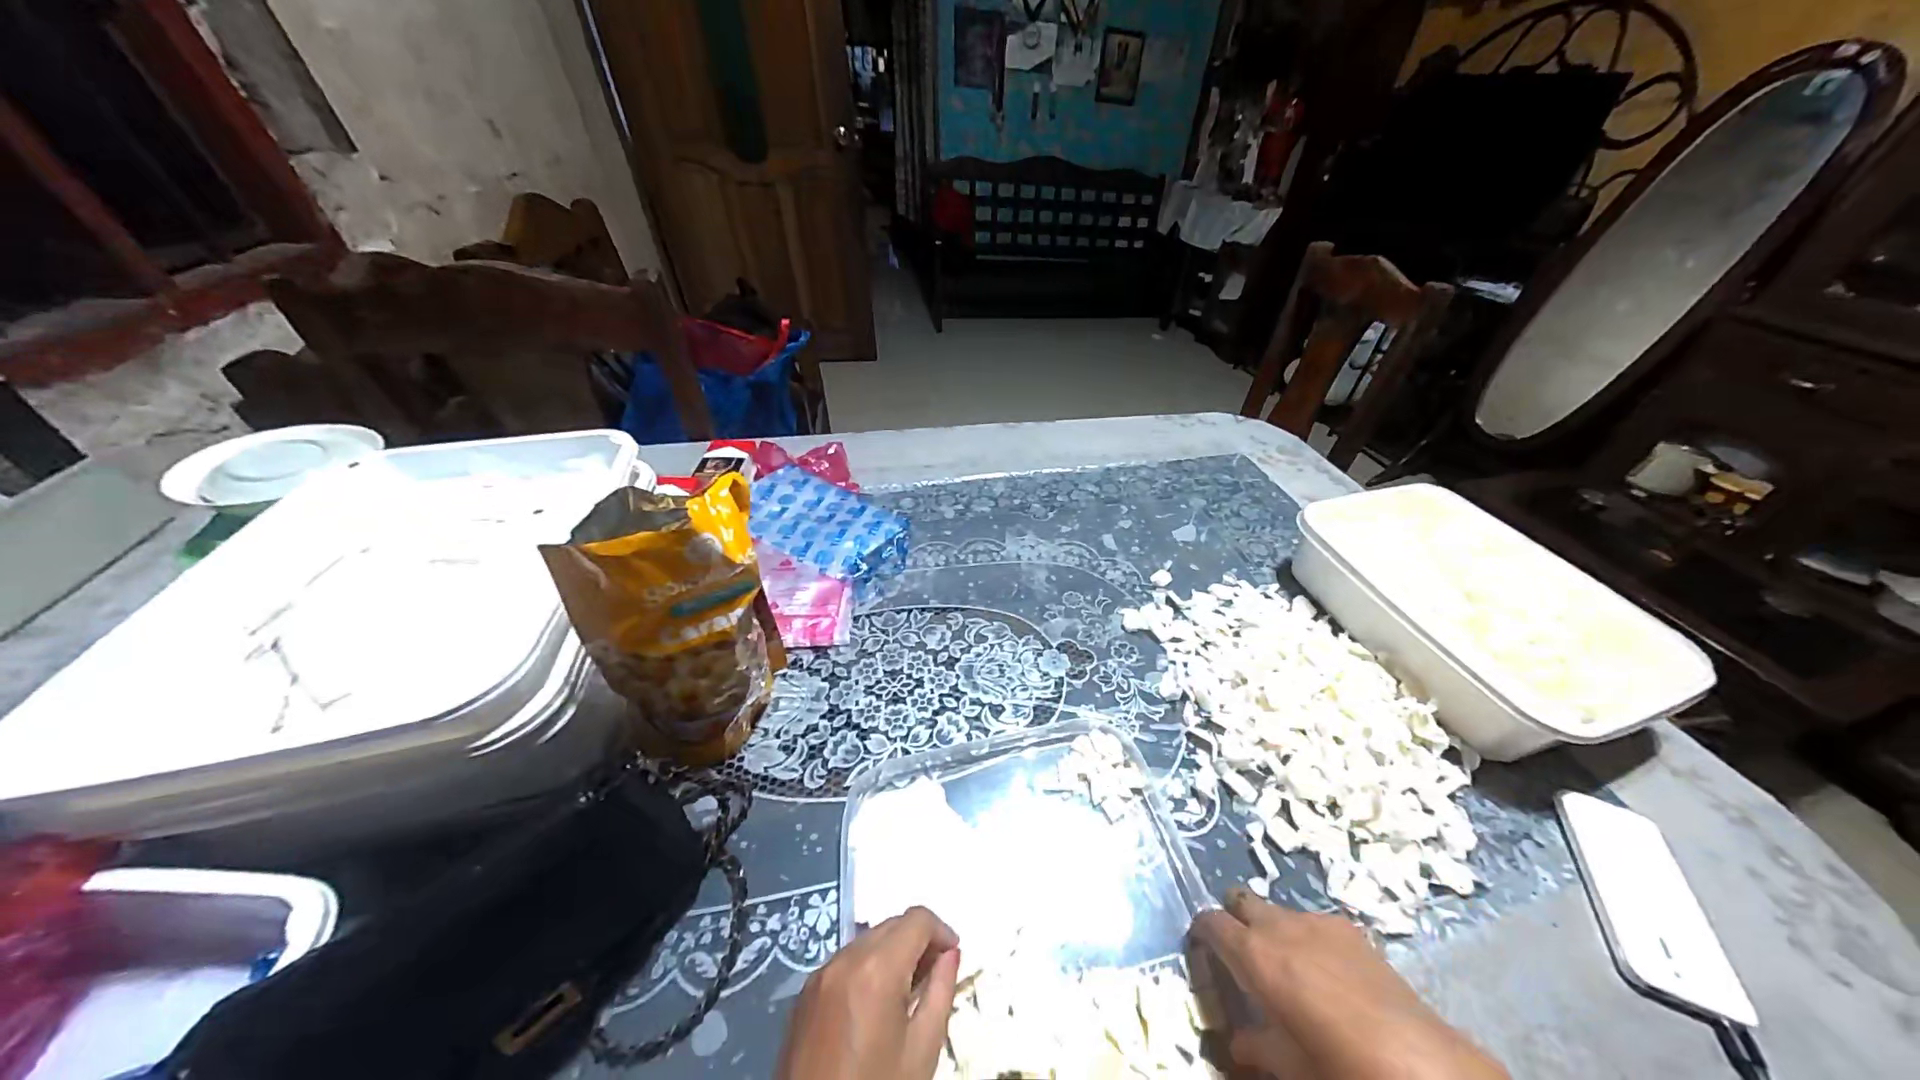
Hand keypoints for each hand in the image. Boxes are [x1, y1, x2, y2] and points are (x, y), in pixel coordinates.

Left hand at [774, 907, 960, 1079]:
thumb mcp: (922, 1048)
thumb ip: (941, 992)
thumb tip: (950, 954)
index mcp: (877, 968)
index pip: (917, 919)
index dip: (941, 930)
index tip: (953, 954)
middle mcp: (846, 958)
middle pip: (891, 925)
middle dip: (918, 940)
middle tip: (934, 974)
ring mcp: (821, 974)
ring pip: (867, 940)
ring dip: (892, 951)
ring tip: (907, 991)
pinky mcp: (805, 992)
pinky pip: (845, 961)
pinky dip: (867, 966)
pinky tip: (875, 1003)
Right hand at [1191, 888, 1508, 1079]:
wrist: (1423, 1064)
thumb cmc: (1341, 1067)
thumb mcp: (1290, 1068)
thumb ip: (1258, 1048)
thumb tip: (1239, 1042)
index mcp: (1255, 954)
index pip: (1211, 922)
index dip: (1202, 933)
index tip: (1204, 950)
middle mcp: (1280, 926)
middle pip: (1241, 899)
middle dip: (1235, 918)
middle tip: (1242, 954)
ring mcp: (1318, 923)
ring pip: (1279, 910)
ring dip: (1273, 929)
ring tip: (1290, 969)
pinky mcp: (1353, 930)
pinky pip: (1315, 923)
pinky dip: (1308, 938)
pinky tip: (1329, 975)